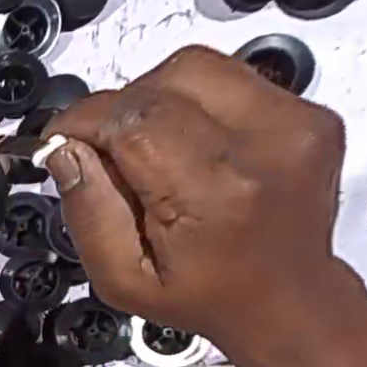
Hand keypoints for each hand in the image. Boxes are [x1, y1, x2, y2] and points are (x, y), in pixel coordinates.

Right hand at [43, 46, 359, 348]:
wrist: (283, 298)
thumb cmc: (206, 297)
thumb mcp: (121, 279)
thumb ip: (87, 213)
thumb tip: (62, 150)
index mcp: (215, 195)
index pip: (134, 119)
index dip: (85, 120)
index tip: (61, 139)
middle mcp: (264, 146)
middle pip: (162, 82)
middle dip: (115, 110)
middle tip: (103, 153)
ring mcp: (293, 122)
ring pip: (194, 68)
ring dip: (152, 100)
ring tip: (146, 149)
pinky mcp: (306, 111)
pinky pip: (228, 78)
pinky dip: (190, 103)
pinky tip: (187, 145)